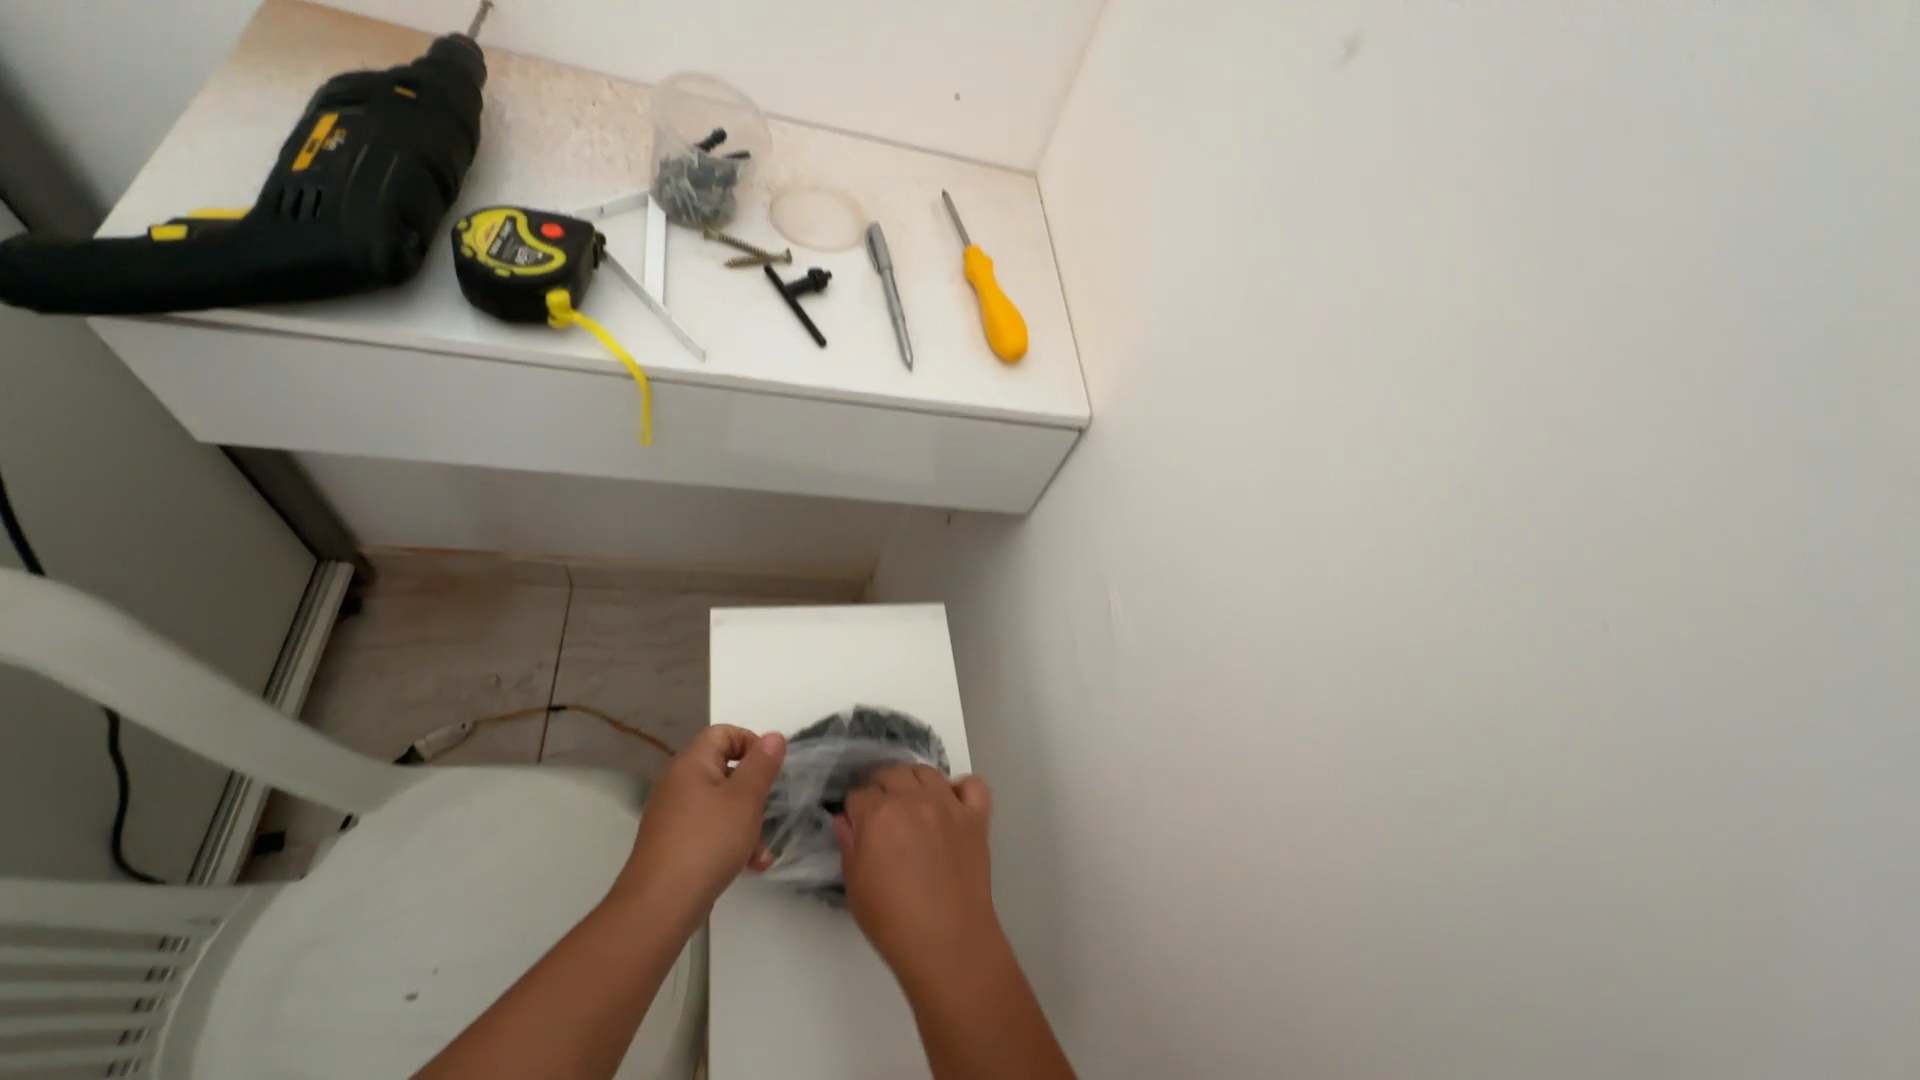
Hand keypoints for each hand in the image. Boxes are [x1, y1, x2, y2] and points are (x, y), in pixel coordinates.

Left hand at [615, 725, 785, 914]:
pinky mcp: (675, 842)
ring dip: (748, 822)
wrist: (661, 903)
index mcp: (692, 763)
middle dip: (754, 791)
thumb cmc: (708, 841)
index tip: (771, 769)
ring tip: (763, 852)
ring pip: (721, 804)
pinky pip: (710, 830)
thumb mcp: (745, 799)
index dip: (752, 743)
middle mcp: (679, 783)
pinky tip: (750, 866)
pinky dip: (731, 841)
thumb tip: (773, 737)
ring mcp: (674, 814)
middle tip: (771, 811)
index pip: (724, 733)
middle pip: (725, 770)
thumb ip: (762, 765)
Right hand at [834, 765, 998, 981]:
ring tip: (912, 805)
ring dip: (914, 782)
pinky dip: (961, 789)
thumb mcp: (855, 884)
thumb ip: (849, 844)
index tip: (858, 828)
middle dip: (881, 789)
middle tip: (882, 817)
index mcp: (879, 814)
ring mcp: (949, 805)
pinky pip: (973, 785)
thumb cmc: (892, 919)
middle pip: (891, 773)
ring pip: (927, 772)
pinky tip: (952, 806)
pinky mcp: (976, 817)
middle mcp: (913, 800)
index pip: (859, 794)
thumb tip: (846, 820)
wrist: (947, 941)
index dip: (855, 811)